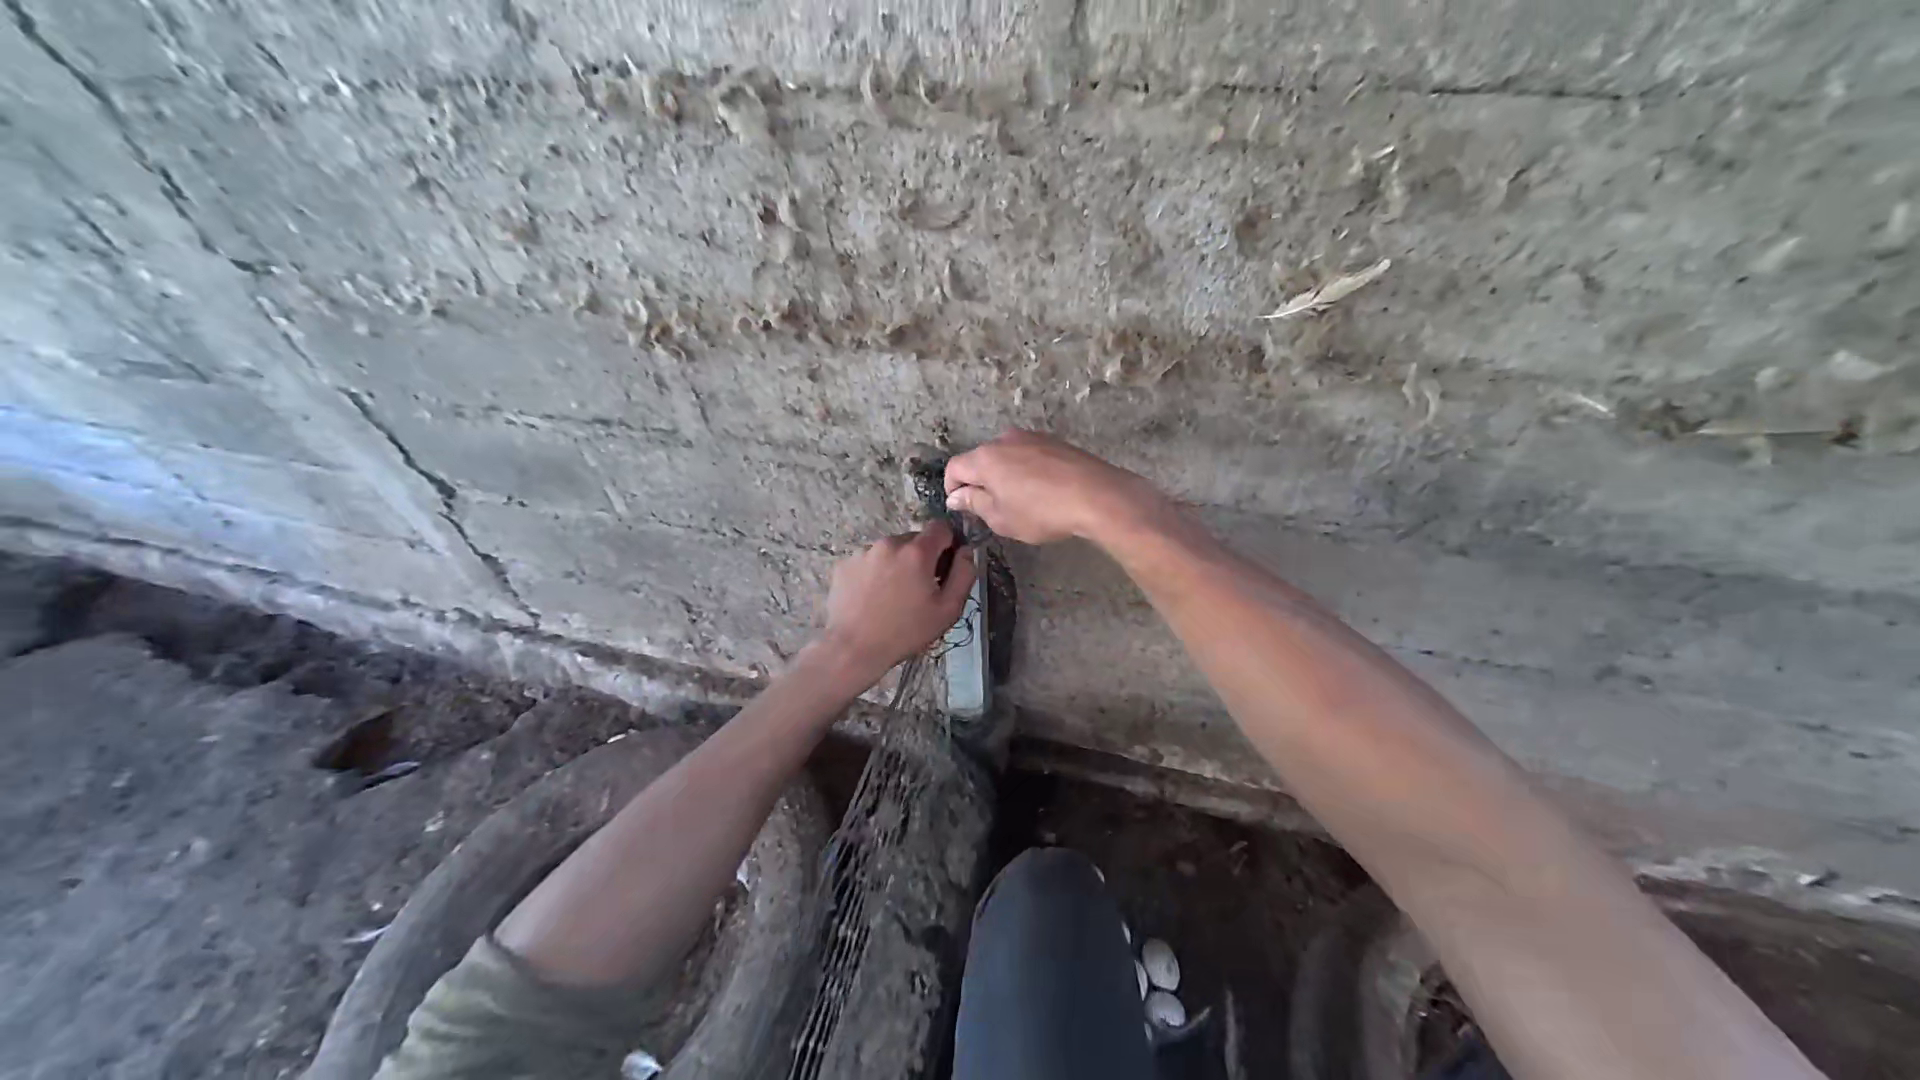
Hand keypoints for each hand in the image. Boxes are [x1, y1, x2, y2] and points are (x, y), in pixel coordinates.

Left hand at [816, 521, 975, 679]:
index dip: (947, 544)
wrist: (853, 648)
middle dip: (921, 557)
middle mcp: (889, 544)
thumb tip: (966, 551)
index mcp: (917, 552)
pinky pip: (869, 561)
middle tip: (919, 588)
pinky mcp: (845, 564)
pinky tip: (872, 597)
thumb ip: (964, 574)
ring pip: (891, 550)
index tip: (944, 567)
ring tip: (893, 596)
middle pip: (914, 539)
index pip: (940, 527)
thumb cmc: (906, 632)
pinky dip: (875, 573)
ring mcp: (863, 553)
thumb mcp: (948, 609)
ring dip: (897, 565)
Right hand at [944, 430, 1163, 544]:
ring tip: (1020, 502)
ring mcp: (1032, 437)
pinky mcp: (1054, 441)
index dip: (952, 488)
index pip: (954, 468)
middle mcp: (1005, 440)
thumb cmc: (1042, 511)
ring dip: (1005, 476)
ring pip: (1006, 456)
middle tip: (992, 509)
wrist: (1097, 495)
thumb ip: (974, 504)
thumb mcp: (1001, 518)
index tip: (961, 507)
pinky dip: (1027, 471)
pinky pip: (1029, 455)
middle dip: (980, 482)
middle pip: (981, 459)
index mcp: (985, 458)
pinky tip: (1042, 491)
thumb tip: (956, 496)